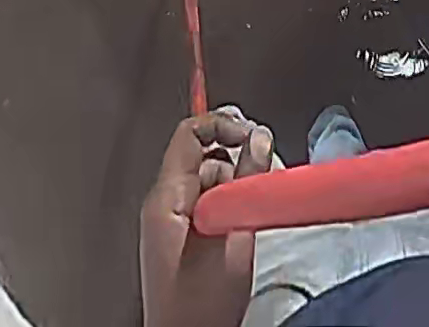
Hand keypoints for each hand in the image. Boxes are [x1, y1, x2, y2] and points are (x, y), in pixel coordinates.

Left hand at [140, 110, 275, 326]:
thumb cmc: (201, 303)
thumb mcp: (232, 234)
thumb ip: (246, 180)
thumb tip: (259, 136)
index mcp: (167, 197)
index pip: (190, 133)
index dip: (223, 125)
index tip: (252, 135)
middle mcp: (166, 201)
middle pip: (204, 151)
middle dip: (237, 152)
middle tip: (262, 165)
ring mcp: (174, 217)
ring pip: (212, 172)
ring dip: (239, 175)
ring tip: (257, 194)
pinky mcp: (187, 232)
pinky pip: (212, 195)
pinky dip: (234, 194)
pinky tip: (248, 211)